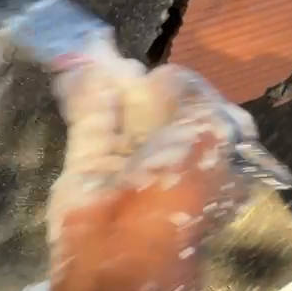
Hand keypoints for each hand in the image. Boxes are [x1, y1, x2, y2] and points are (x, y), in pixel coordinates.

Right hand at [47, 59, 284, 248]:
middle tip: (120, 56)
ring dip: (107, 85)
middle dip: (140, 84)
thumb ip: (190, 96)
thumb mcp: (210, 132)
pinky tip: (77, 71)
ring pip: (117, 115)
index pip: (201, 112)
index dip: (185, 89)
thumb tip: (163, 75)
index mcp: (214, 157)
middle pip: (154, 111)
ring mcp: (125, 164)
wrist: (121, 241)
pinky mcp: (85, 167)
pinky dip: (84, 99)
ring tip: (92, 49)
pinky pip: (88, 126)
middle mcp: (170, 159)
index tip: (166, 72)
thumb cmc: (181, 188)